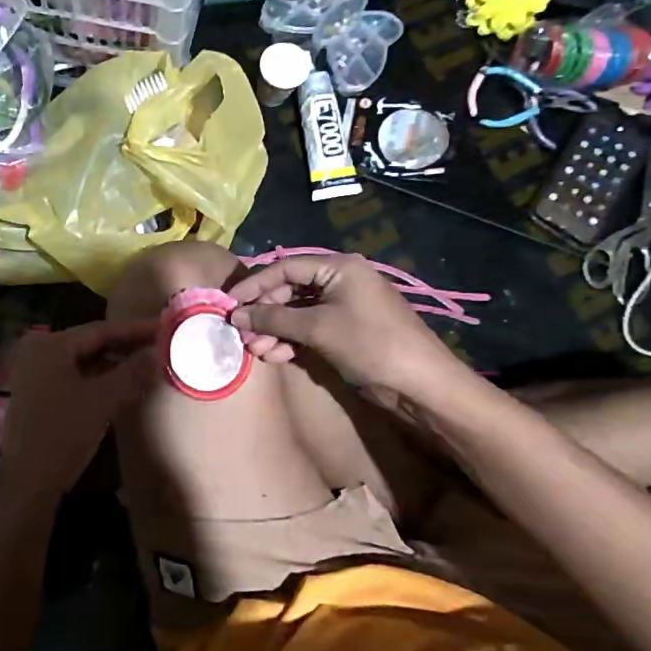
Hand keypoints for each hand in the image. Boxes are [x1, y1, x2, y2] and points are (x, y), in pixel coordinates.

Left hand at [0, 319, 157, 501]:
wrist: (27, 486)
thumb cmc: (63, 435)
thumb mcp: (103, 400)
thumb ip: (132, 372)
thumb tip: (158, 352)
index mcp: (50, 346)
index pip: (101, 330)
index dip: (136, 329)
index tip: (164, 327)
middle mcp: (38, 352)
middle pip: (91, 343)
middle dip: (126, 346)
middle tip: (160, 345)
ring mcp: (34, 374)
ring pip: (84, 361)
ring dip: (115, 363)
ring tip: (147, 364)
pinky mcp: (37, 394)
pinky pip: (75, 376)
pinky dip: (99, 378)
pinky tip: (122, 384)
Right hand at [227, 254, 462, 401]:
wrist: (420, 383)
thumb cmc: (370, 344)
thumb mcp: (318, 328)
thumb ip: (275, 318)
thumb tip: (238, 315)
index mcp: (339, 267)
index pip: (286, 267)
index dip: (256, 284)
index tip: (230, 304)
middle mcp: (340, 281)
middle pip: (291, 289)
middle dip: (265, 312)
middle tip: (243, 333)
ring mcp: (345, 307)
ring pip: (299, 312)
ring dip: (276, 330)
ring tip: (257, 351)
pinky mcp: (347, 331)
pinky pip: (311, 329)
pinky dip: (292, 340)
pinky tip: (276, 356)